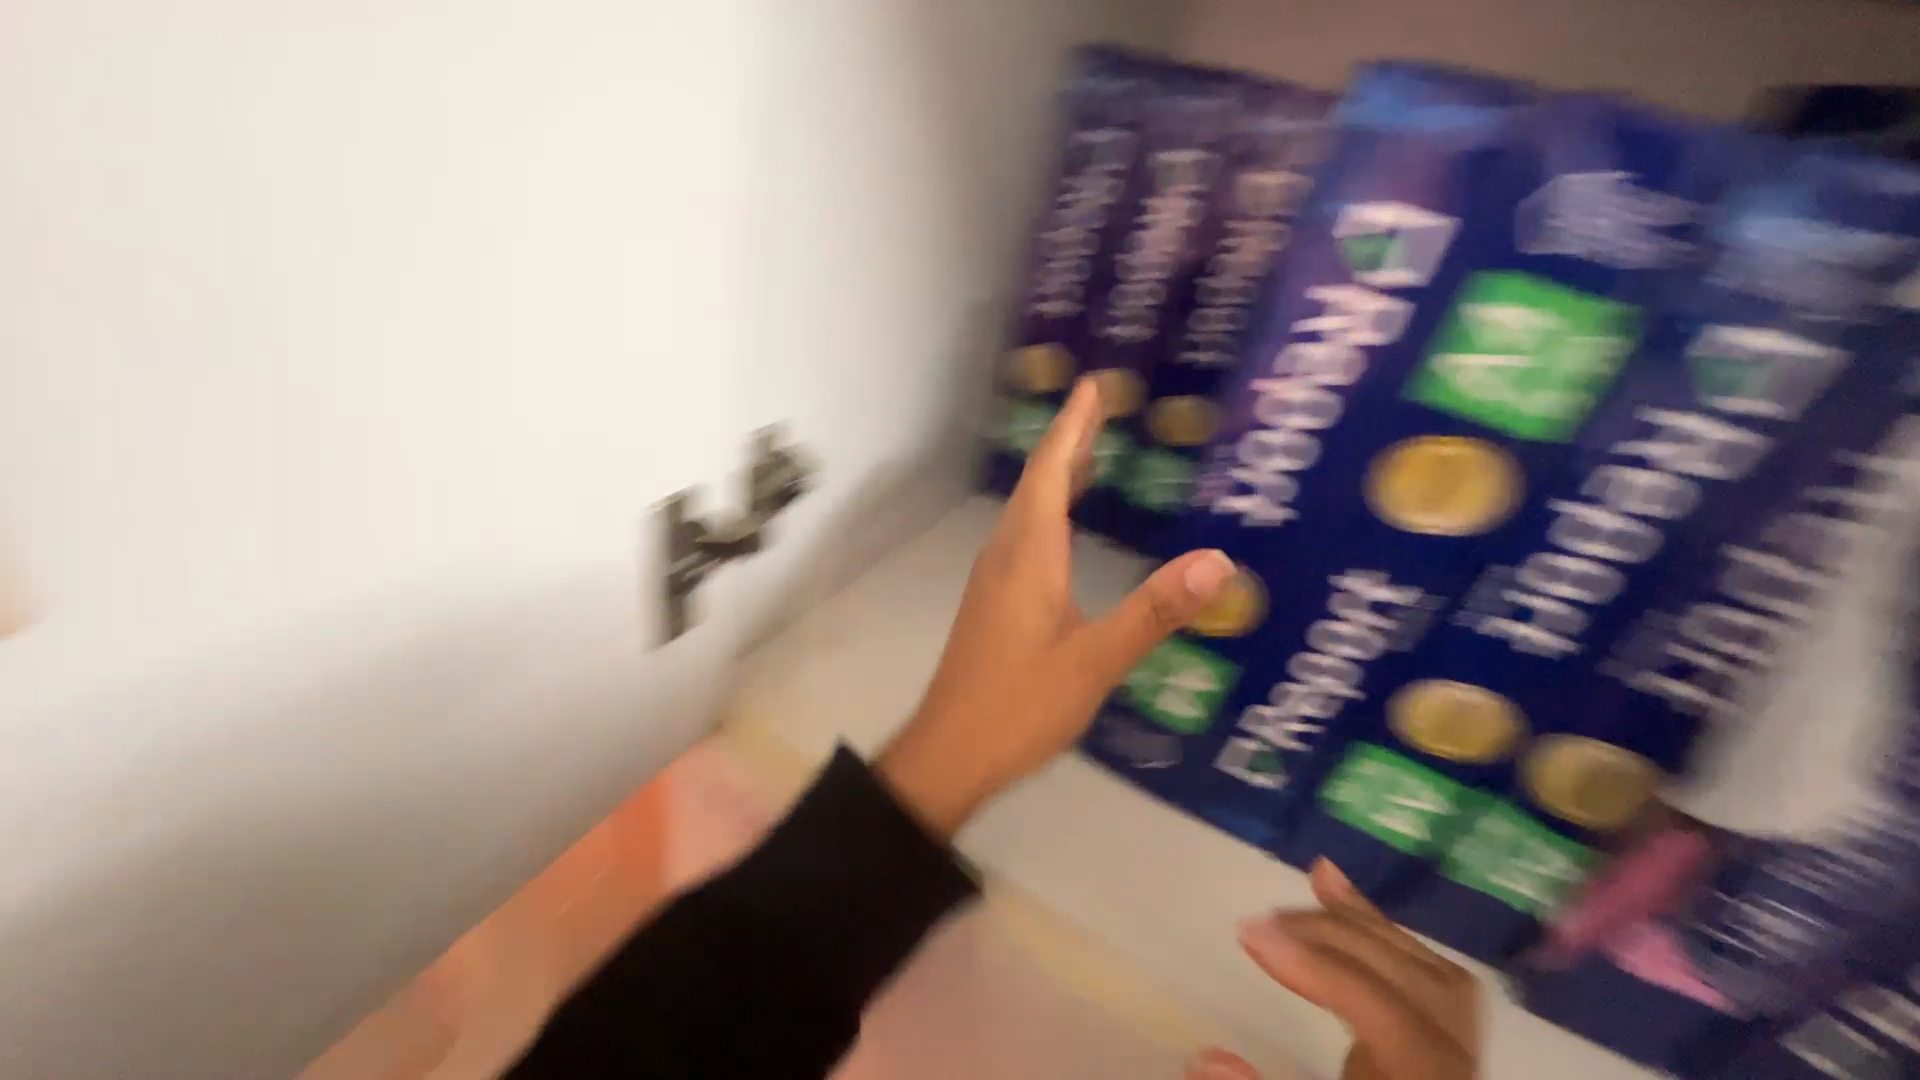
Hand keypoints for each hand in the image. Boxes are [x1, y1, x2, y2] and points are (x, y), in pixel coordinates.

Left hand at [876, 377, 1234, 836]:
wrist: (949, 752)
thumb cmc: (1019, 706)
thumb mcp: (1094, 662)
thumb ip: (1153, 612)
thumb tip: (1219, 562)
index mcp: (1028, 556)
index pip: (1052, 473)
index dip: (1073, 428)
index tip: (1092, 386)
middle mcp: (1006, 555)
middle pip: (1037, 484)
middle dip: (1069, 442)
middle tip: (1101, 407)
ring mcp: (994, 580)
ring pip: (1028, 511)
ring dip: (1057, 476)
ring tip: (1092, 453)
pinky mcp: (993, 604)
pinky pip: (1024, 538)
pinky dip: (1050, 513)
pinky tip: (1066, 530)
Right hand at [1186, 860, 1479, 1079]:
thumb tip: (1200, 1059)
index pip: (1394, 1027)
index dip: (1325, 974)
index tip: (1250, 933)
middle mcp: (1457, 1077)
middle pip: (1421, 992)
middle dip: (1339, 944)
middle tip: (1261, 926)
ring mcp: (1462, 1063)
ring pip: (1433, 975)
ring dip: (1363, 926)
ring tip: (1303, 892)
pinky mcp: (1446, 1047)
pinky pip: (1429, 977)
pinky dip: (1380, 931)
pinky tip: (1330, 886)